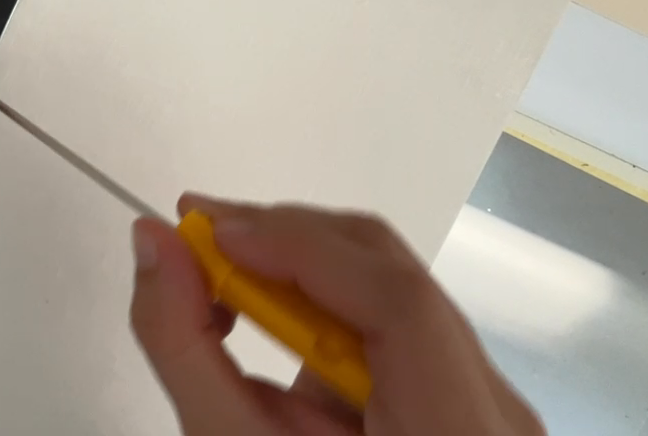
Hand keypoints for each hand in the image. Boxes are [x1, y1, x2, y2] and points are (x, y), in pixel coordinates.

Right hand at [130, 195, 542, 435]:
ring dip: (290, 258)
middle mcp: (497, 413)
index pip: (400, 305)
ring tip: (217, 276)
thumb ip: (180, 340)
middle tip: (196, 233)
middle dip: (281, 236)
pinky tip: (261, 310)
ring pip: (385, 277)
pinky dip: (311, 289)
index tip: (208, 235)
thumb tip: (150, 234)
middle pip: (390, 272)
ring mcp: (487, 400)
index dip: (299, 249)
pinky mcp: (461, 389)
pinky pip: (386, 306)